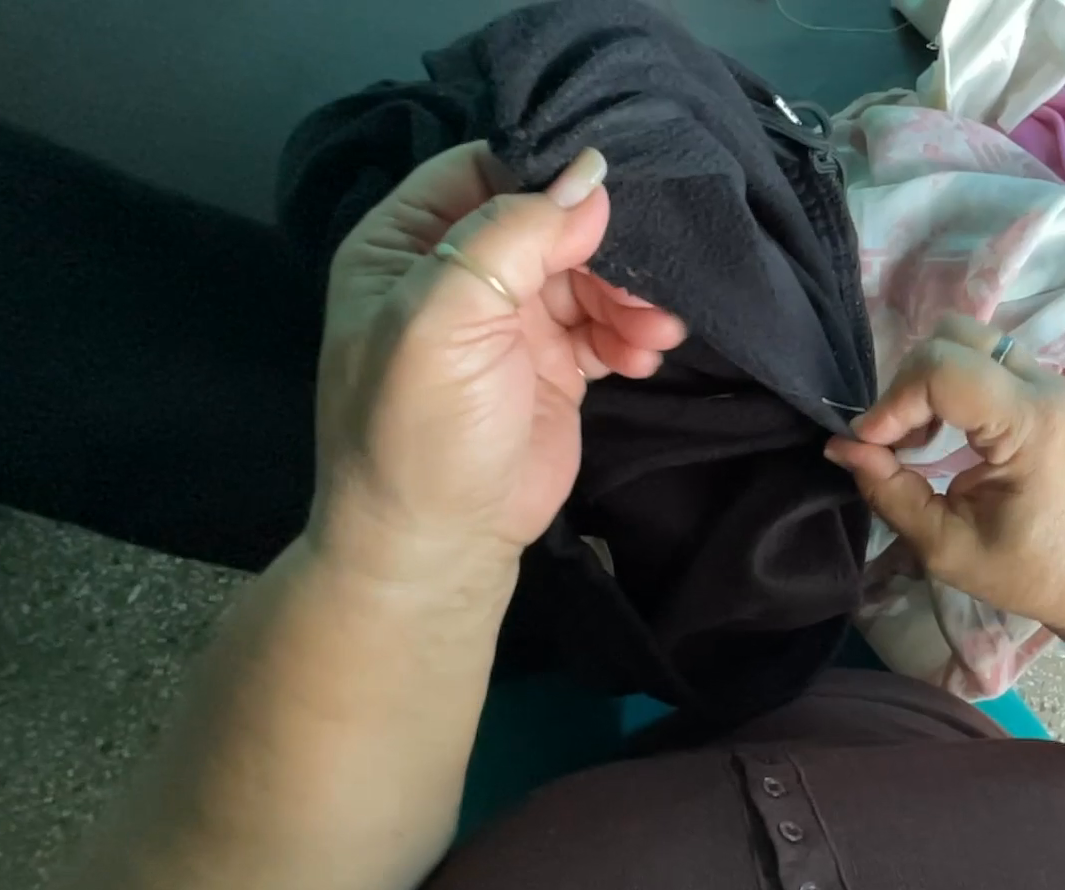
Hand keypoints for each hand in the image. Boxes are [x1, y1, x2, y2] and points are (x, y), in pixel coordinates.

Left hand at [311, 141, 687, 582]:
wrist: (446, 539)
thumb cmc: (424, 429)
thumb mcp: (449, 319)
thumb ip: (515, 239)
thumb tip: (591, 174)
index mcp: (410, 245)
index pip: (487, 175)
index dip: (549, 180)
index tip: (612, 201)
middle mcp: (464, 277)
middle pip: (552, 232)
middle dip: (605, 255)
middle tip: (644, 288)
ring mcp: (515, 326)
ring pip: (587, 282)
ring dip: (628, 302)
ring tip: (654, 334)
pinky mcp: (556, 369)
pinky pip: (604, 331)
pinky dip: (630, 339)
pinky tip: (643, 359)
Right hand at [825, 314, 1064, 654]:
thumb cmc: (1030, 574)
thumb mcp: (947, 548)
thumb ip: (891, 493)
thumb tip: (841, 447)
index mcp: (1032, 424)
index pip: (943, 369)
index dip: (893, 403)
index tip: (870, 447)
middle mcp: (1047, 388)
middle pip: (954, 338)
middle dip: (908, 385)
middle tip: (894, 443)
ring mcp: (1052, 384)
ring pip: (968, 341)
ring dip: (928, 382)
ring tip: (917, 439)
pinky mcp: (1046, 392)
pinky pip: (984, 362)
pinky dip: (949, 386)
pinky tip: (941, 434)